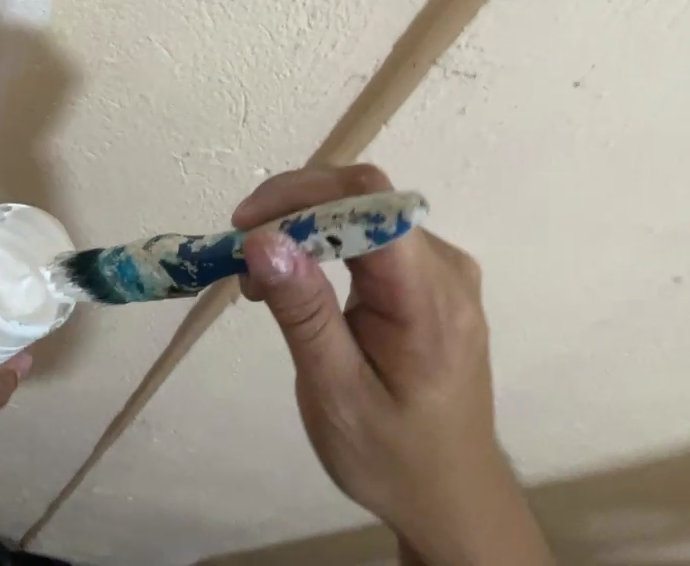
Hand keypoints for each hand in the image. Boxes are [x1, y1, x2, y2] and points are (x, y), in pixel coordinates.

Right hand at [236, 165, 553, 565]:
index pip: (369, 201)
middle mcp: (445, 267)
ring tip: (259, 277)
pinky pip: (369, 233)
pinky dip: (320, 241)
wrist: (449, 496)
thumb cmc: (390, 455)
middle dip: (291, 209)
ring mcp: (440, 270)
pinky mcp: (428, 277)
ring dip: (301, 225)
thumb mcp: (336, 392)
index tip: (246, 225)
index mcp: (429, 297)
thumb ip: (303, 311)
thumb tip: (262, 238)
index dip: (302, 194)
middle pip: (363, 198)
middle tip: (240, 251)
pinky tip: (294, 279)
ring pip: (361, 210)